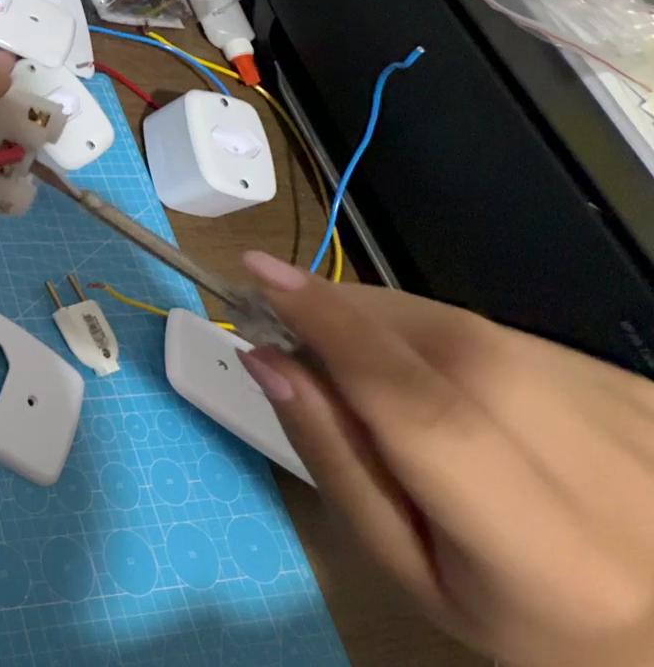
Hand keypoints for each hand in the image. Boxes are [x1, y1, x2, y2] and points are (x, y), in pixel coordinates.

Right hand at [237, 252, 653, 666]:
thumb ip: (334, 460)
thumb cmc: (503, 607)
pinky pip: (511, 336)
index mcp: (547, 558)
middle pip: (455, 353)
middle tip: (289, 319)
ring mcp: (645, 427)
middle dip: (351, 315)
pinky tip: (443, 381)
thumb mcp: (401, 563)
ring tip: (365, 364)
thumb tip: (268, 360)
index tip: (262, 272)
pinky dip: (445, 341)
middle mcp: (618, 481)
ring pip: (478, 332)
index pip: (424, 414)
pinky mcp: (647, 390)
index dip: (337, 332)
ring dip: (393, 325)